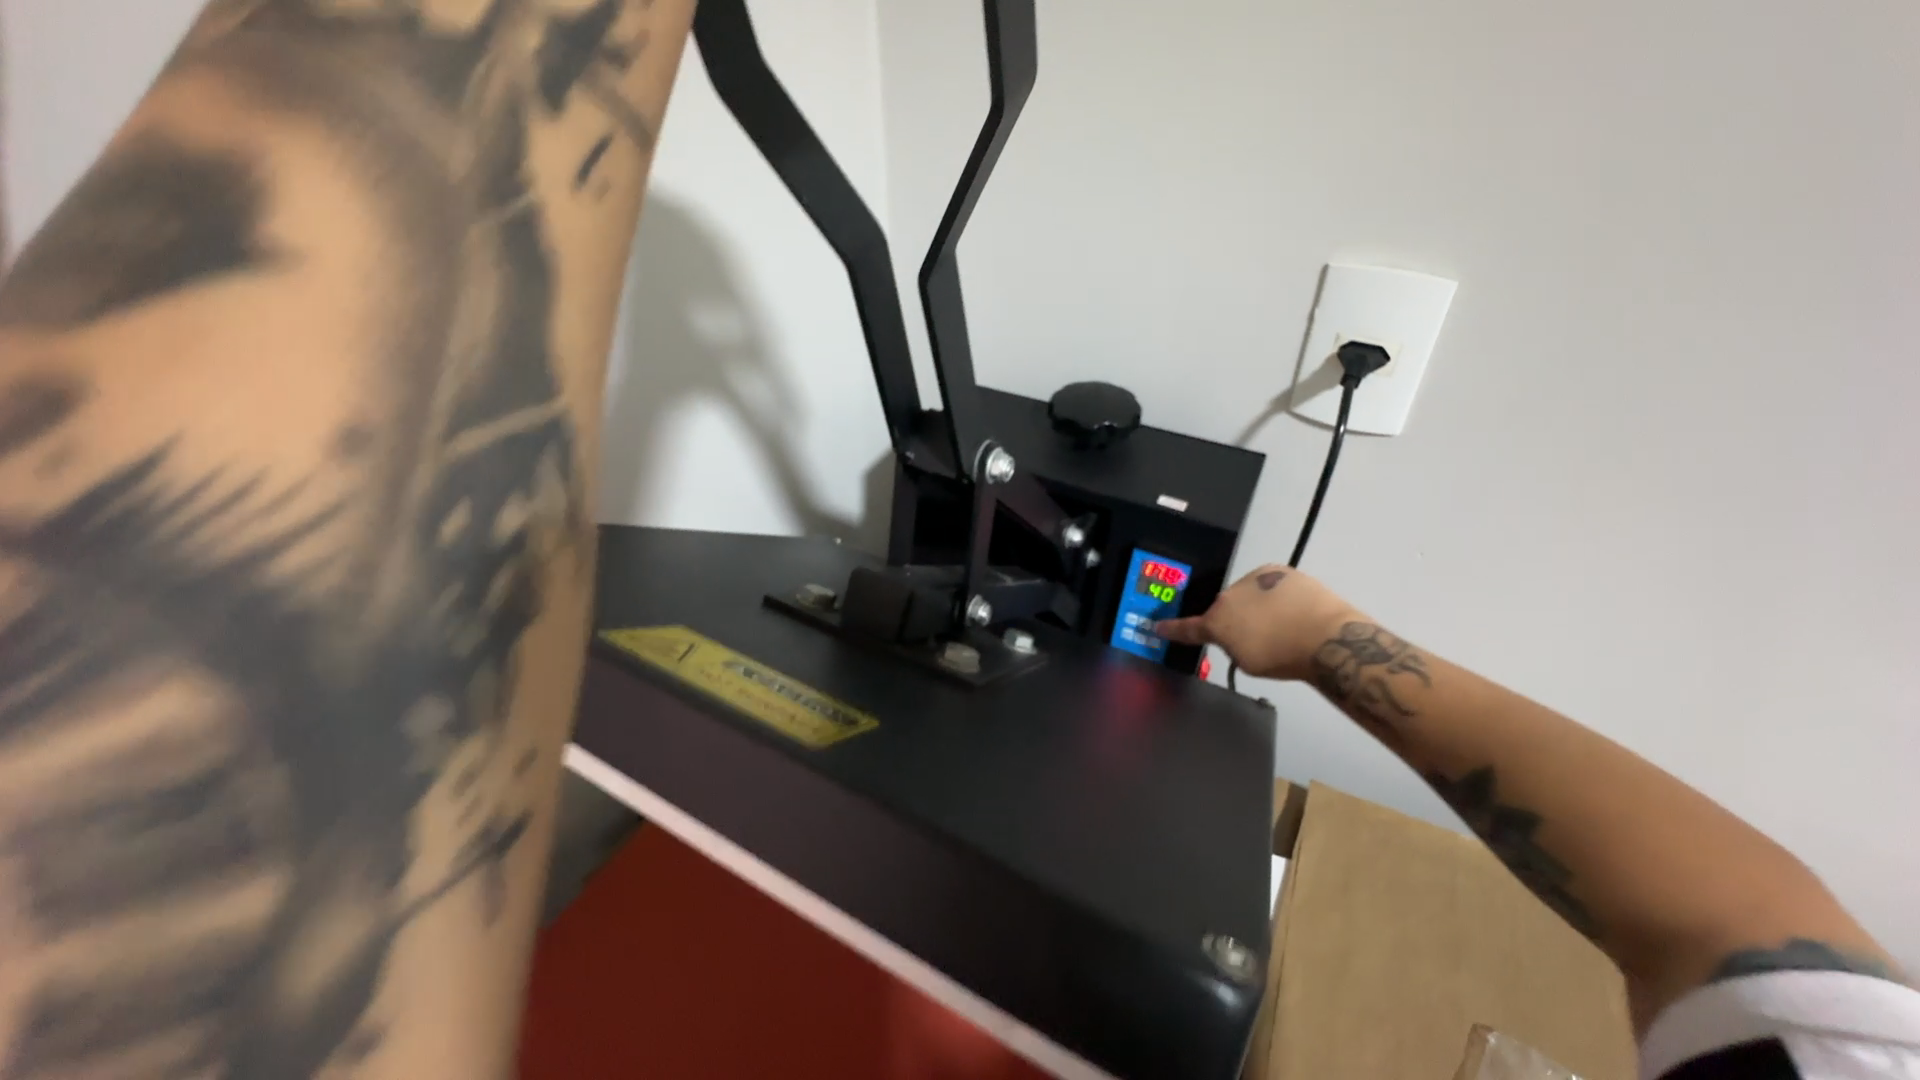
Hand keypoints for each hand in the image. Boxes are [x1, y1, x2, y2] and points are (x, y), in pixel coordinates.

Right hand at [1156, 565, 1360, 680]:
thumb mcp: (1247, 662)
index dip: (1172, 629)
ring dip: (1256, 605)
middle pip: (1225, 607)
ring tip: (1280, 623)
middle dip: (1234, 619)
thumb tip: (1235, 637)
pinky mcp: (1279, 571)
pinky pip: (1270, 584)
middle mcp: (1229, 596)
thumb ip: (1232, 646)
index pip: (1189, 627)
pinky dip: (1276, 595)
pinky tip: (1293, 609)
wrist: (1327, 638)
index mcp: (1218, 621)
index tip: (1157, 626)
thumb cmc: (1283, 658)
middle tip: (1255, 636)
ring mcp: (1255, 580)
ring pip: (1248, 593)